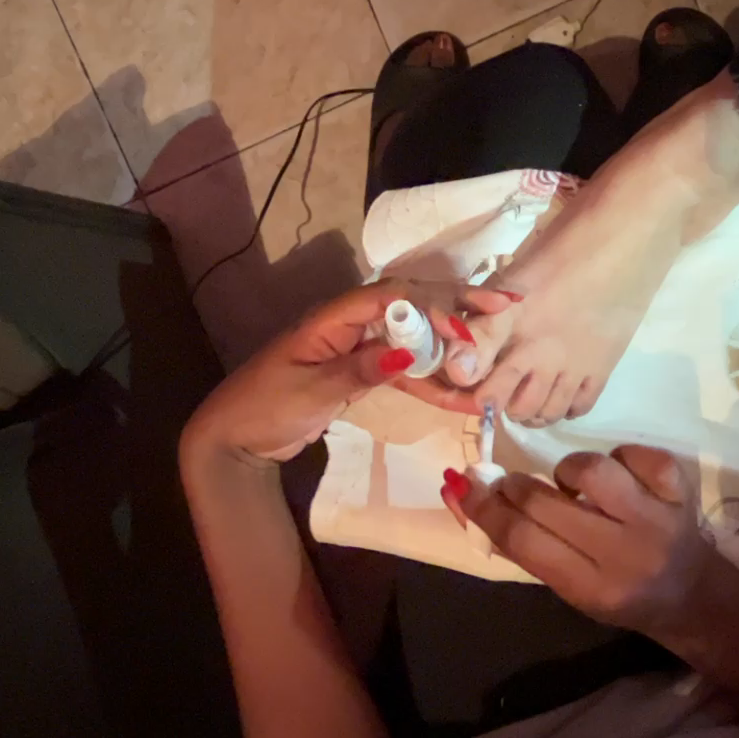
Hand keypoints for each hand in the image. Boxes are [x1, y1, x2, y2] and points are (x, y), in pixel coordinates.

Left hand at [183, 280, 514, 466]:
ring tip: (490, 357)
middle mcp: (349, 326)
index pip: (390, 297)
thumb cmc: (264, 408)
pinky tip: (458, 398)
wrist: (235, 440)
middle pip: (409, 308)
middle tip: (503, 307)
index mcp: (332, 319)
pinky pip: (402, 372)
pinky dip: (428, 384)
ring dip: (448, 350)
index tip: (467, 325)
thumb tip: (407, 354)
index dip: (432, 305)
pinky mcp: (360, 374)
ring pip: (412, 340)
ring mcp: (357, 350)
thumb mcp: (310, 391)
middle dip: (454, 309)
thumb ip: (358, 371)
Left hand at [429, 72, 738, 426]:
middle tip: (493, 382)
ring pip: (545, 413)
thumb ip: (483, 320)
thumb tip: (457, 366)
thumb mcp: (515, 270)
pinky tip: (556, 390)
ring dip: (528, 409)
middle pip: (512, 407)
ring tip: (522, 390)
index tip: (464, 376)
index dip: (466, 388)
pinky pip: (580, 406)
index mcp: (513, 328)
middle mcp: (543, 356)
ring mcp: (577, 365)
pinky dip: (563, 407)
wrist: (639, 222)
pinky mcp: (607, 364)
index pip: (479, 386)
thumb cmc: (570, 234)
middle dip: (496, 403)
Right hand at [441, 445, 738, 648]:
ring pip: (589, 469)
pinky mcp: (679, 489)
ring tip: (571, 486)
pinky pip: (632, 453)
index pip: (522, 540)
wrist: (693, 598)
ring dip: (567, 471)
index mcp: (591, 588)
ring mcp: (656, 518)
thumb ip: (517, 543)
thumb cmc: (616, 595)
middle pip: (545, 503)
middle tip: (511, 485)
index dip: (483, 508)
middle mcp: (624, 553)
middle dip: (514, 487)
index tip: (463, 485)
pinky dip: (617, 459)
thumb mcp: (566, 585)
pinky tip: (619, 480)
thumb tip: (459, 493)